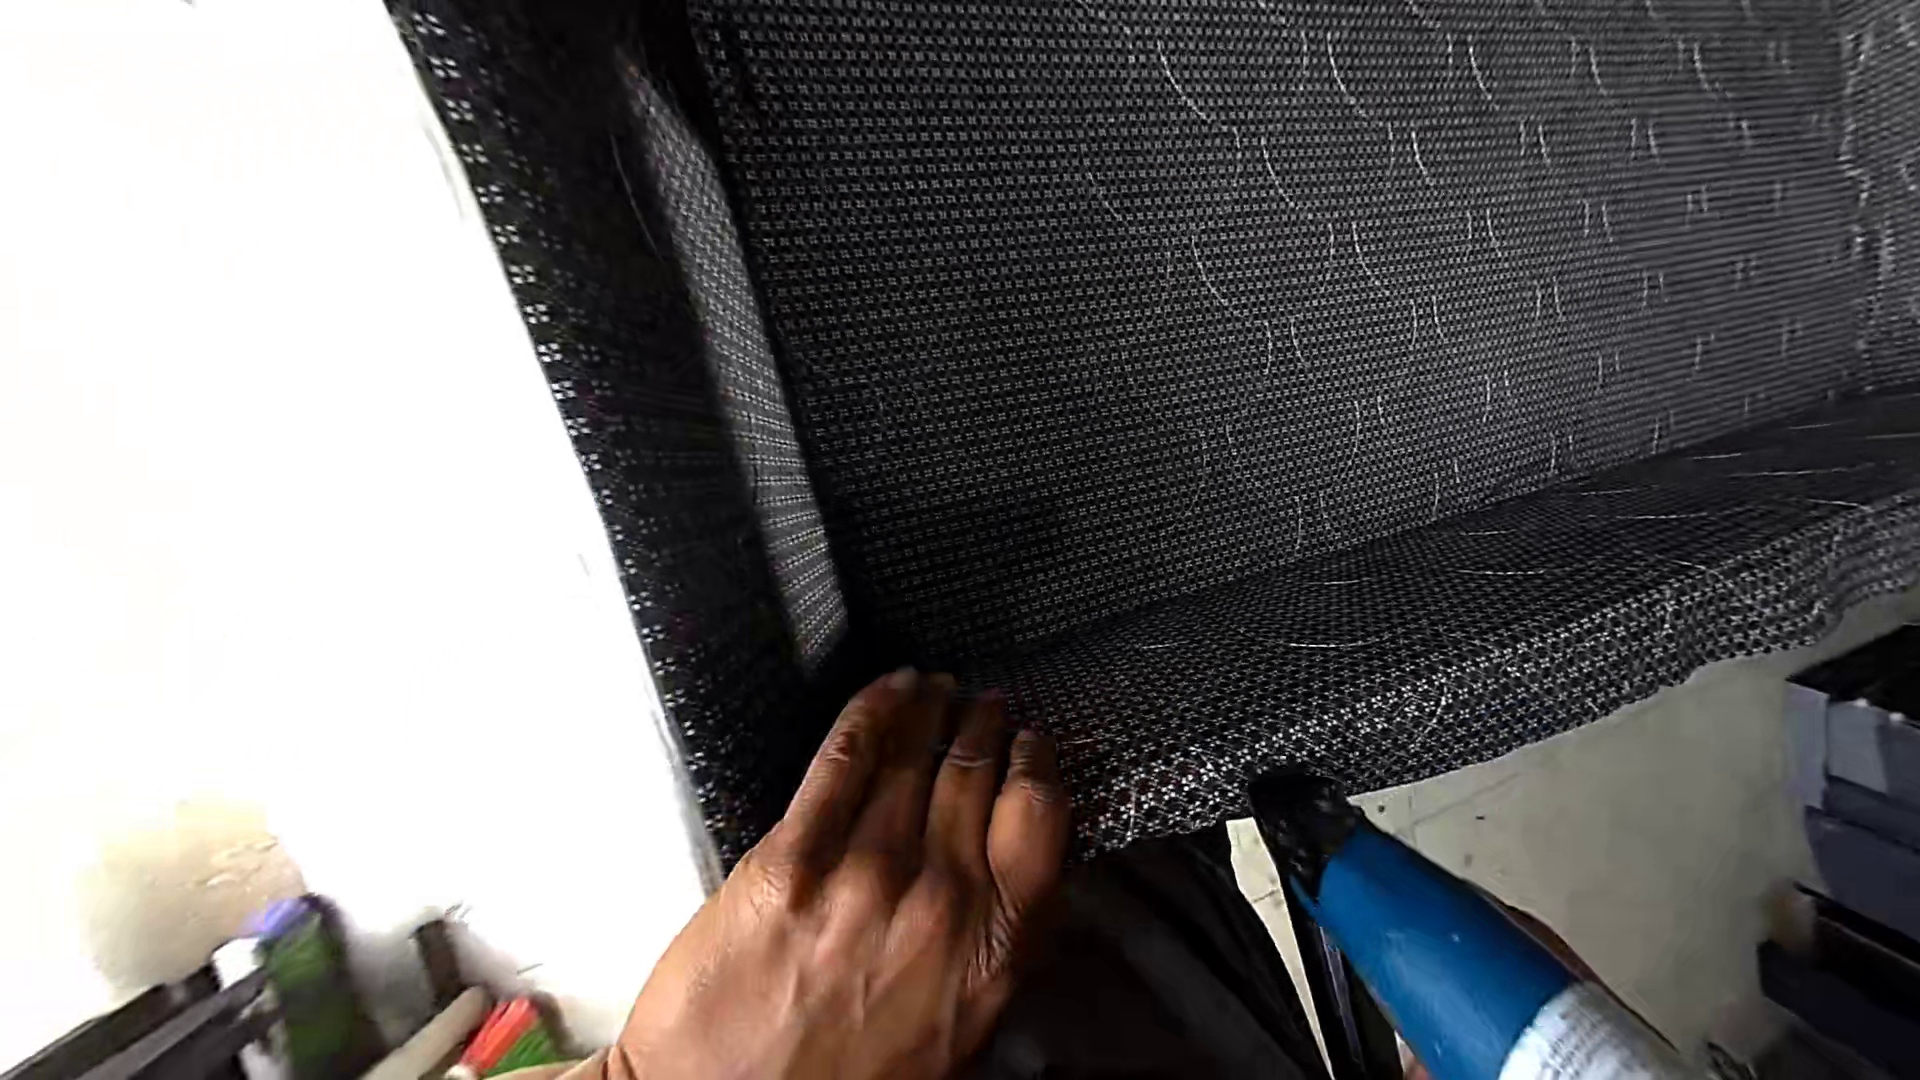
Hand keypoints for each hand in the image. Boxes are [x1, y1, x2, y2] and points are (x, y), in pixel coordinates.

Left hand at [611, 671, 1070, 1079]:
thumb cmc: (856, 1075)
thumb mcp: (962, 1023)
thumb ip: (998, 937)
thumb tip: (1018, 849)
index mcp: (992, 946)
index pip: (1038, 816)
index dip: (1036, 762)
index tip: (1029, 739)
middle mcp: (939, 899)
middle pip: (972, 773)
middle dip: (984, 723)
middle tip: (986, 701)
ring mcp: (864, 873)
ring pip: (912, 756)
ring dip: (931, 708)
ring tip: (938, 687)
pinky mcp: (794, 857)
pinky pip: (845, 757)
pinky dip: (873, 709)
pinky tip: (890, 687)